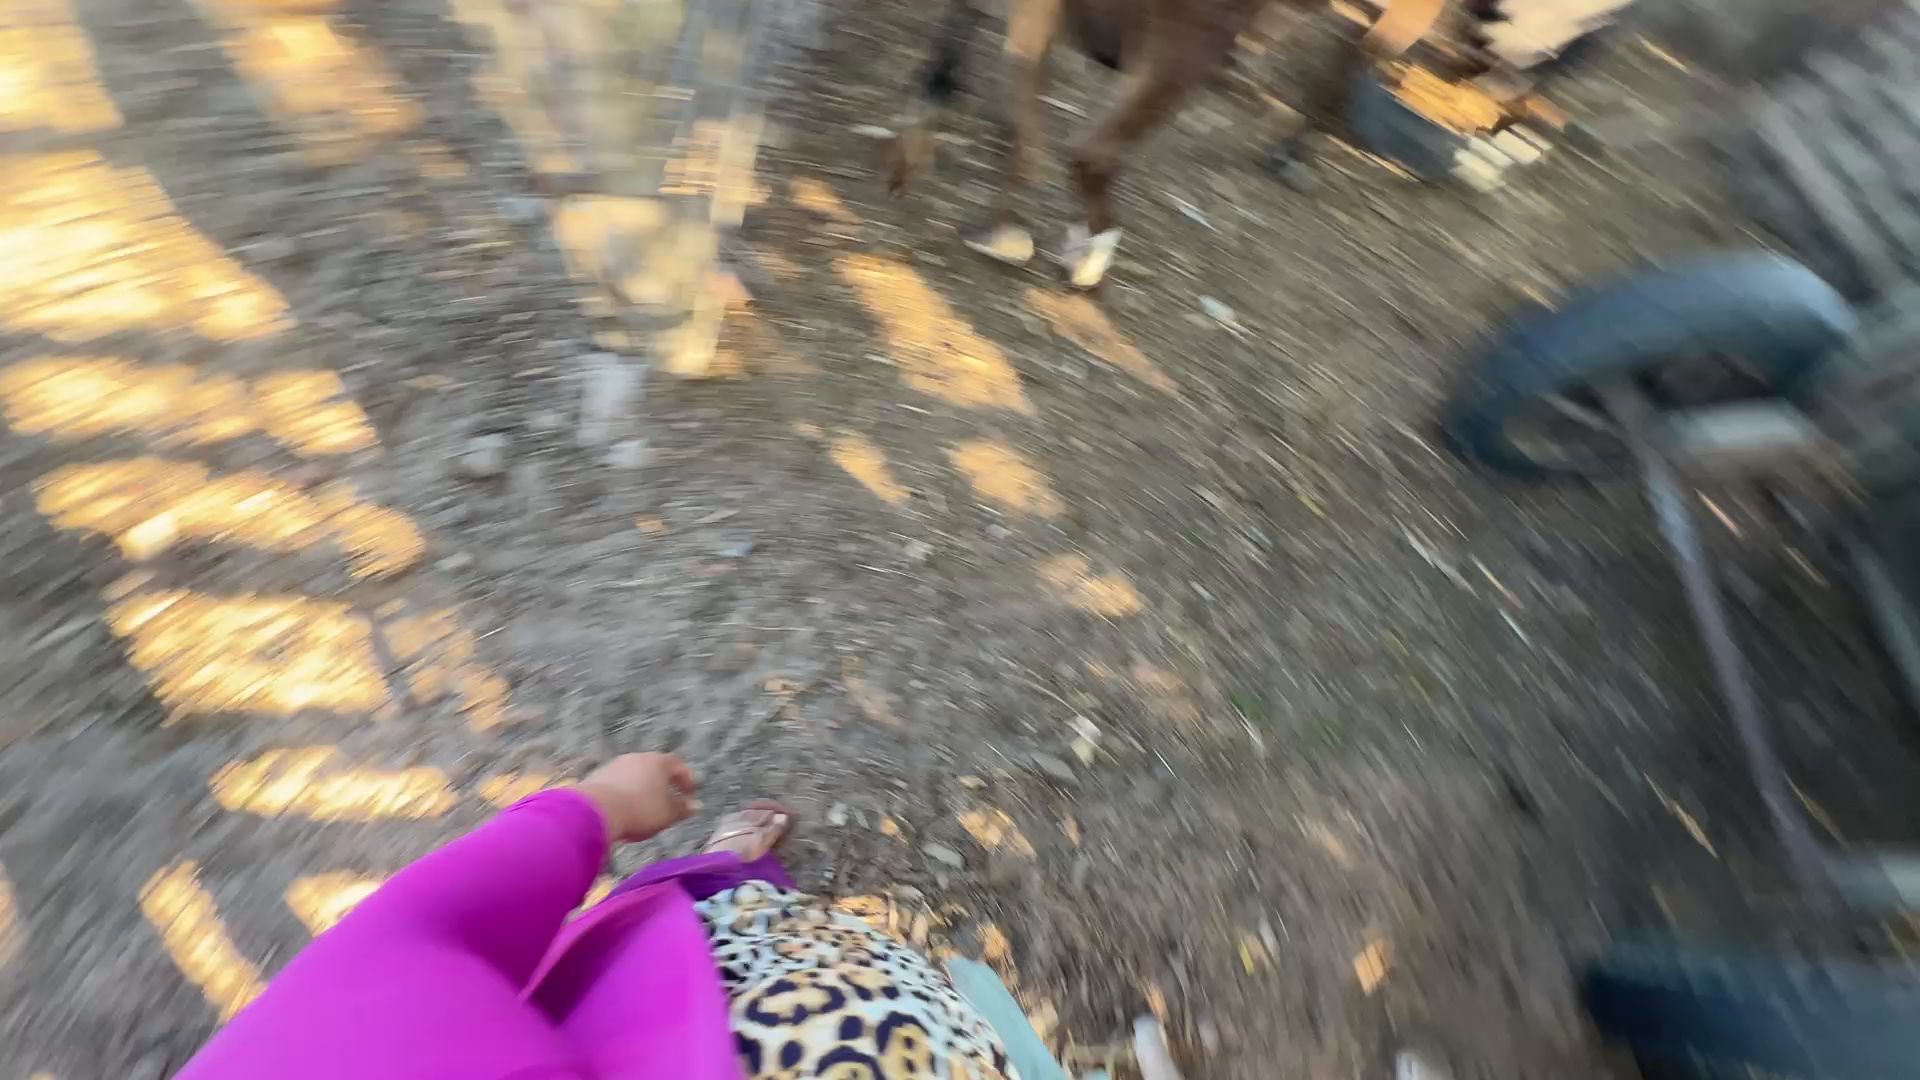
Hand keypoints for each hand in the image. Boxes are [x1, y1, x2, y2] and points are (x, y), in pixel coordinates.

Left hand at [571, 753, 697, 842]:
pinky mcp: (597, 776)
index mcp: (659, 762)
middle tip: (667, 798)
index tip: (690, 792)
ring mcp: (616, 765)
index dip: (686, 778)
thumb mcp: (666, 814)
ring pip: (635, 774)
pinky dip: (624, 792)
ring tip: (643, 805)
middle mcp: (639, 758)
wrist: (594, 811)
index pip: (678, 765)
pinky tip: (623, 807)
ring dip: (641, 787)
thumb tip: (697, 806)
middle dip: (662, 782)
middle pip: (655, 767)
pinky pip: (618, 782)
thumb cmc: (639, 810)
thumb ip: (682, 809)